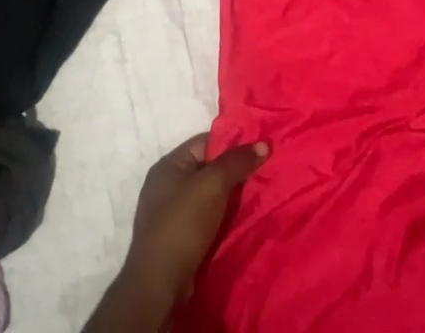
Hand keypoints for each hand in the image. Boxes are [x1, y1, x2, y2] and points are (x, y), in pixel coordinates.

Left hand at [87, 133, 267, 332]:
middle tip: (264, 172)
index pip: (206, 142)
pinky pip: (206, 215)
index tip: (260, 149)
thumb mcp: (213, 184)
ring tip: (259, 194)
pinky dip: (223, 215)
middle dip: (235, 171)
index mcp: (168, 165)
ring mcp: (170, 212)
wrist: (160, 282)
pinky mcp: (177, 235)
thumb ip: (238, 161)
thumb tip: (264, 144)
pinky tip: (241, 217)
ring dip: (231, 196)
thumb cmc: (183, 223)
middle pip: (209, 168)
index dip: (234, 143)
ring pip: (209, 194)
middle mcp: (166, 185)